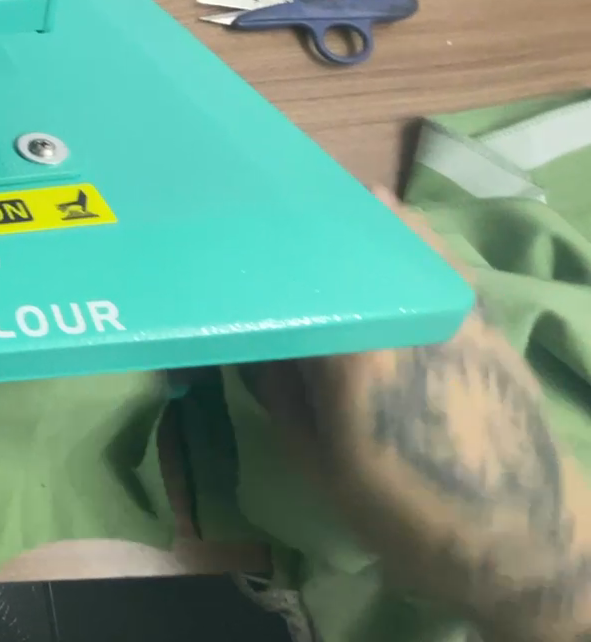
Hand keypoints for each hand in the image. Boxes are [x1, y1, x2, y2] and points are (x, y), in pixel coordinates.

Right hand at [246, 190, 590, 641]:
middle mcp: (415, 333)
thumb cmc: (400, 511)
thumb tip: (252, 334)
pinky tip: (392, 218)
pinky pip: (447, 275)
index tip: (224, 235)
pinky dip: (417, 240)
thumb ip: (279, 386)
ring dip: (367, 222)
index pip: (304, 291)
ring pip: (411, 257)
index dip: (262, 257)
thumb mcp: (314, 455)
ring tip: (326, 194)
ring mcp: (465, 333)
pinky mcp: (493, 342)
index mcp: (361, 363)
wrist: (524, 553)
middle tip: (264, 205)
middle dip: (309, 229)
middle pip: (354, 263)